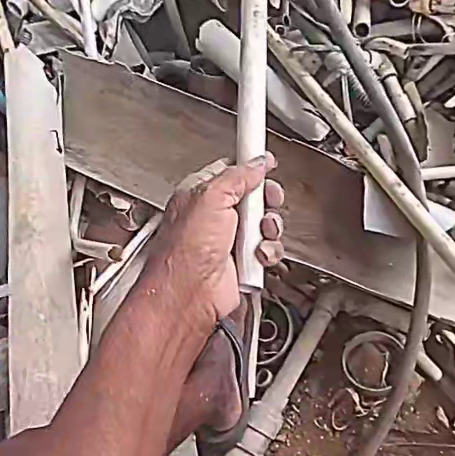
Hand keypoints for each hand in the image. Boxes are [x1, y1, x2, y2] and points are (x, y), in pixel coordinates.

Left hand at [141, 154, 285, 332]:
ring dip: (269, 230)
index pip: (233, 172)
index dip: (251, 169)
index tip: (266, 166)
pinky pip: (268, 250)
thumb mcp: (211, 198)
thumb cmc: (186, 250)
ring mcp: (231, 240)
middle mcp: (216, 217)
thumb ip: (237, 176)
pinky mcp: (244, 261)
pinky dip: (268, 252)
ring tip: (259, 235)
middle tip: (266, 204)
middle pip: (256, 199)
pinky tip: (257, 256)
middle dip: (266, 202)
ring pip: (266, 225)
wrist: (190, 292)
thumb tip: (256, 163)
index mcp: (202, 194)